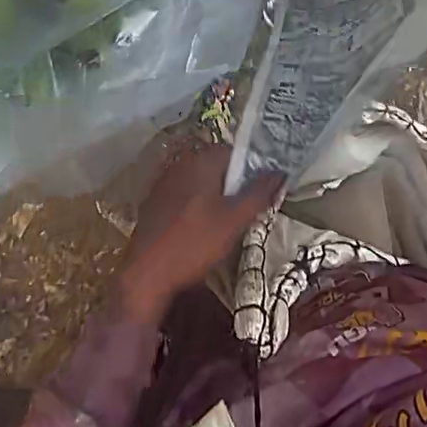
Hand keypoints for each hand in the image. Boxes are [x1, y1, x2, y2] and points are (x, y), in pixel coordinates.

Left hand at [112, 144, 281, 322]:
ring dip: (214, 198)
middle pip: (216, 167)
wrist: (147, 273)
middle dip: (232, 186)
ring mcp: (164, 183)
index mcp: (200, 161)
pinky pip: (183, 196)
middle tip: (243, 213)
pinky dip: (196, 207)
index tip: (259, 195)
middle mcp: (180, 164)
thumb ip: (259, 194)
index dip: (250, 171)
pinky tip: (199, 231)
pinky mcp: (154, 202)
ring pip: (199, 183)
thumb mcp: (234, 220)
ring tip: (224, 225)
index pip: (233, 153)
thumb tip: (280, 173)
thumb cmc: (195, 242)